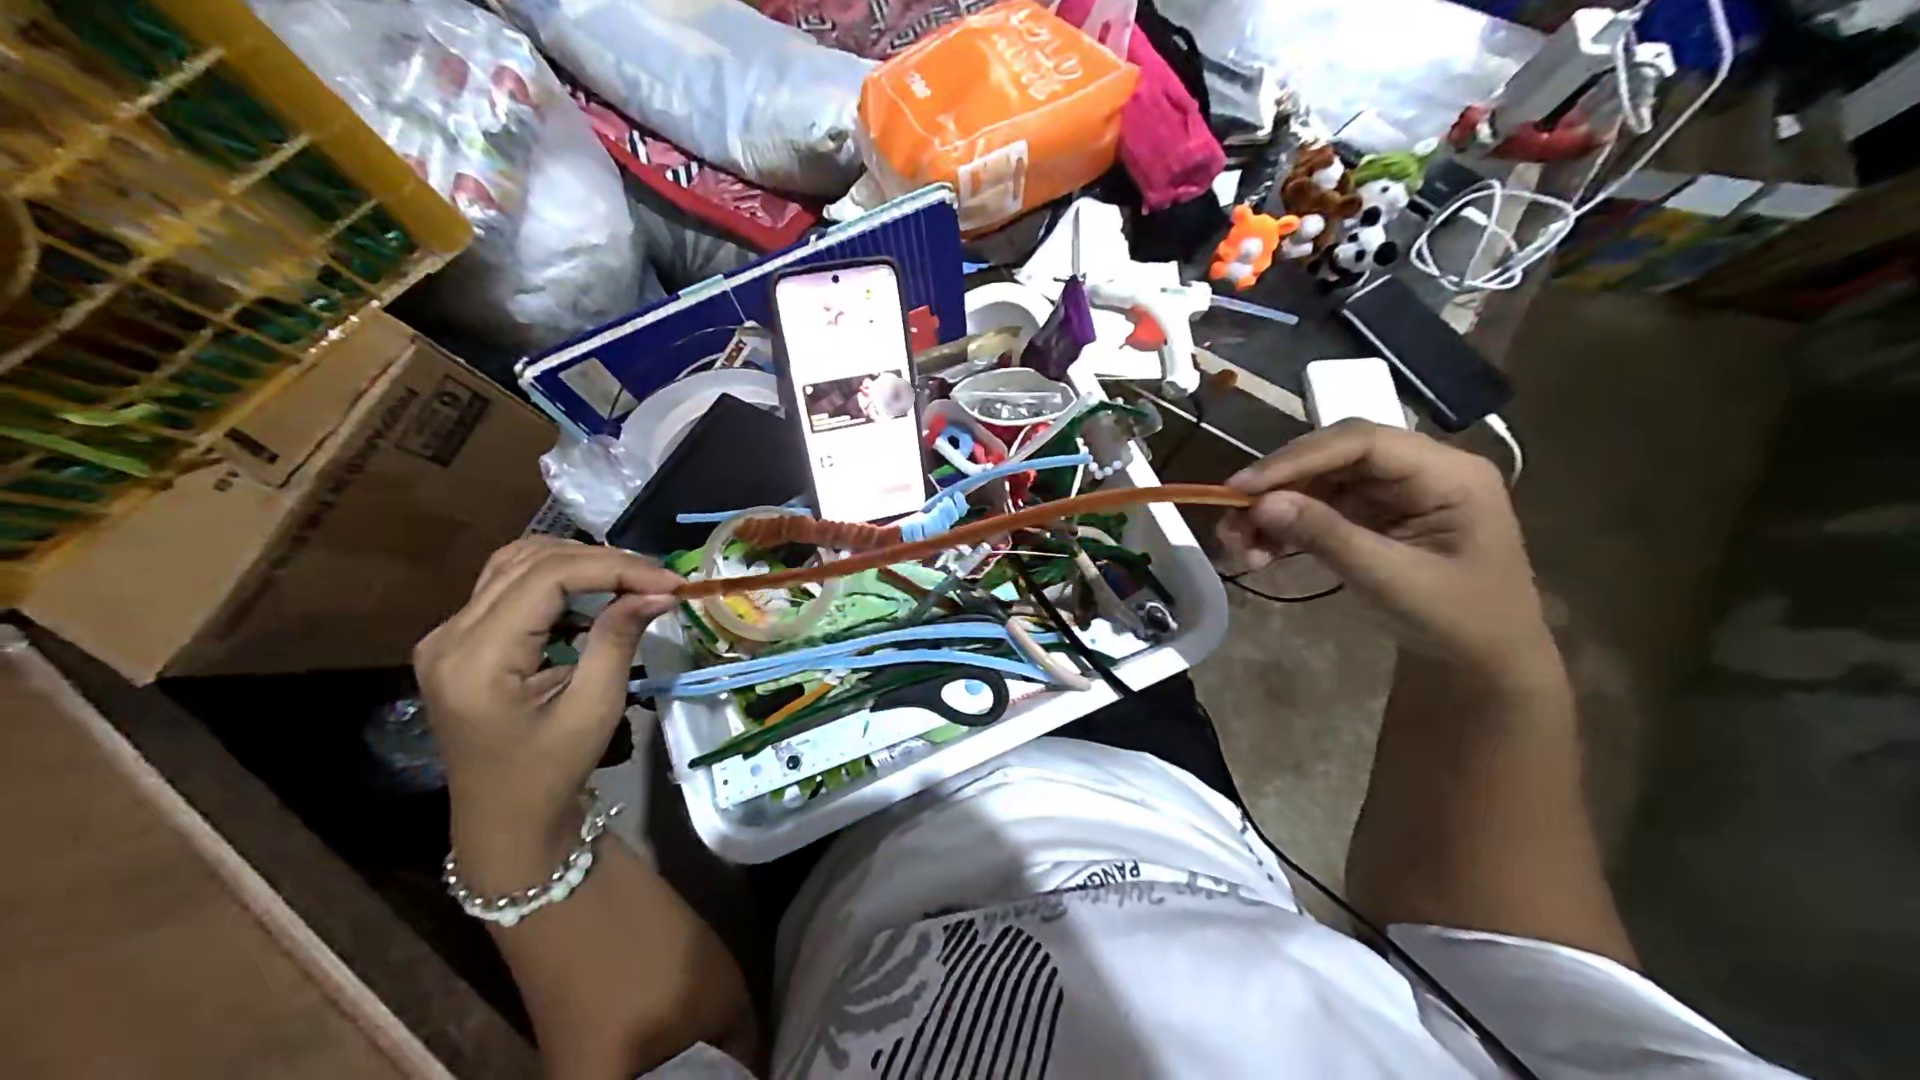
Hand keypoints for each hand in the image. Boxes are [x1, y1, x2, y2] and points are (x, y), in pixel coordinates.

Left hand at [414, 538, 682, 890]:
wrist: (506, 818)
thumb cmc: (551, 772)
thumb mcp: (594, 708)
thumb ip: (618, 639)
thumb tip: (659, 590)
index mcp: (475, 658)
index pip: (547, 577)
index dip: (614, 568)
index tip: (669, 581)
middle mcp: (449, 634)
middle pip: (531, 561)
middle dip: (604, 561)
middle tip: (659, 579)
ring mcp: (449, 633)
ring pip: (518, 562)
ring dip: (580, 561)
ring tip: (632, 580)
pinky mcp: (461, 638)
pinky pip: (510, 584)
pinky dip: (560, 578)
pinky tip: (595, 594)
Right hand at [1217, 420, 1553, 681]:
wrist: (1481, 661)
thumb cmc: (1457, 620)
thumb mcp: (1391, 580)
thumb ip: (1327, 536)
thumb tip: (1261, 504)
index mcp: (1447, 473)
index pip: (1362, 442)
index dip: (1298, 458)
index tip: (1244, 487)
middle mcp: (1417, 469)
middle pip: (1331, 456)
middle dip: (1278, 485)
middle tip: (1231, 516)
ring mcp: (1390, 491)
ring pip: (1315, 482)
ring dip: (1272, 510)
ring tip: (1237, 546)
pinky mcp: (1369, 513)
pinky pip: (1315, 507)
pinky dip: (1282, 528)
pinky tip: (1257, 553)